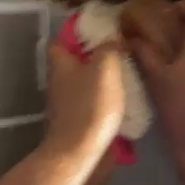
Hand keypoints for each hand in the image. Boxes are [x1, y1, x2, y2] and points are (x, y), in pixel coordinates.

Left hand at [43, 42, 124, 161]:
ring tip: (127, 77)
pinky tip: (123, 102)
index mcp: (60, 64)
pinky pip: (90, 105)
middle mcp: (58, 83)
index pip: (59, 41)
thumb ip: (109, 48)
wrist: (79, 153)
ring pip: (83, 85)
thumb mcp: (105, 67)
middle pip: (73, 63)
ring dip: (101, 81)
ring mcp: (65, 105)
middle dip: (93, 58)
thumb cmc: (90, 106)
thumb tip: (112, 38)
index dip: (76, 34)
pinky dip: (104, 102)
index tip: (99, 31)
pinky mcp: (76, 124)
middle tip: (119, 53)